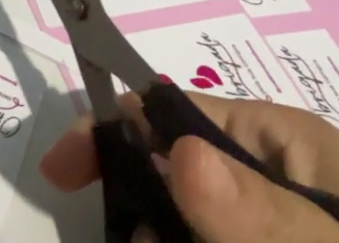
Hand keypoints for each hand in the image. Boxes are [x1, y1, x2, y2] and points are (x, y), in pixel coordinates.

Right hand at [39, 92, 338, 242]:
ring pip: (187, 222)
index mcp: (279, 139)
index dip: (106, 133)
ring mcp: (274, 218)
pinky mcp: (277, 237)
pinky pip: (212, 238)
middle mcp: (271, 170)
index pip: (164, 109)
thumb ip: (271, 220)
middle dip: (139, 215)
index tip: (59, 175)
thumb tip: (180, 154)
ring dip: (162, 241)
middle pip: (168, 176)